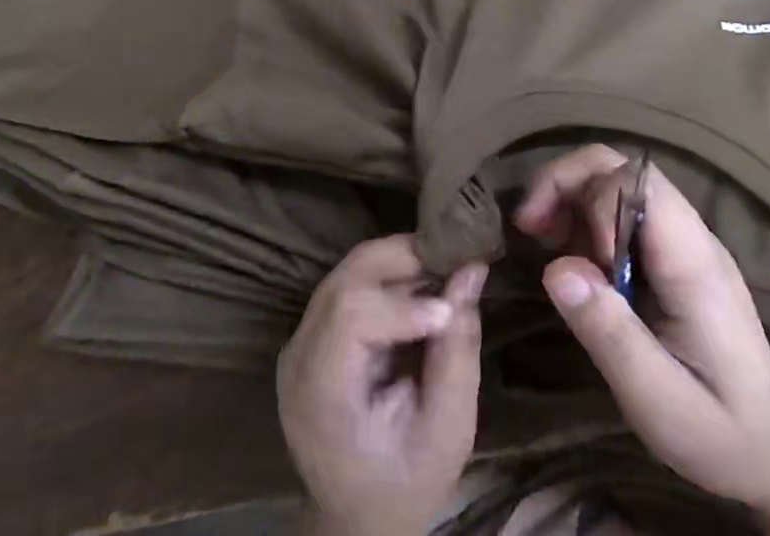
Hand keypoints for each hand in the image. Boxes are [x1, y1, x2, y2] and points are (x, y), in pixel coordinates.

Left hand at [278, 234, 487, 535]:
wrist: (359, 517)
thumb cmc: (406, 482)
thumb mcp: (448, 431)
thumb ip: (457, 351)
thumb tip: (471, 272)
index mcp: (321, 391)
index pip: (350, 313)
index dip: (404, 302)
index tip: (451, 312)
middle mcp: (298, 356)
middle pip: (346, 278)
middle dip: (404, 259)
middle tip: (455, 261)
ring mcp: (299, 343)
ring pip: (347, 272)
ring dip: (398, 261)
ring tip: (444, 270)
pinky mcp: (312, 336)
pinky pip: (349, 287)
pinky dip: (389, 276)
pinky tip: (422, 286)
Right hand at [516, 146, 769, 535]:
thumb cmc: (718, 431)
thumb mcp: (657, 400)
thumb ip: (609, 333)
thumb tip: (556, 268)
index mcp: (693, 261)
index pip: (639, 182)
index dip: (593, 203)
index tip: (576, 260)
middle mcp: (689, 235)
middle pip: (621, 167)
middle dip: (565, 182)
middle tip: (529, 227)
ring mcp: (682, 241)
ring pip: (616, 180)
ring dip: (569, 197)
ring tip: (542, 241)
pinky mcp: (670, 254)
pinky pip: (620, 210)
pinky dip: (582, 219)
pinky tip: (569, 258)